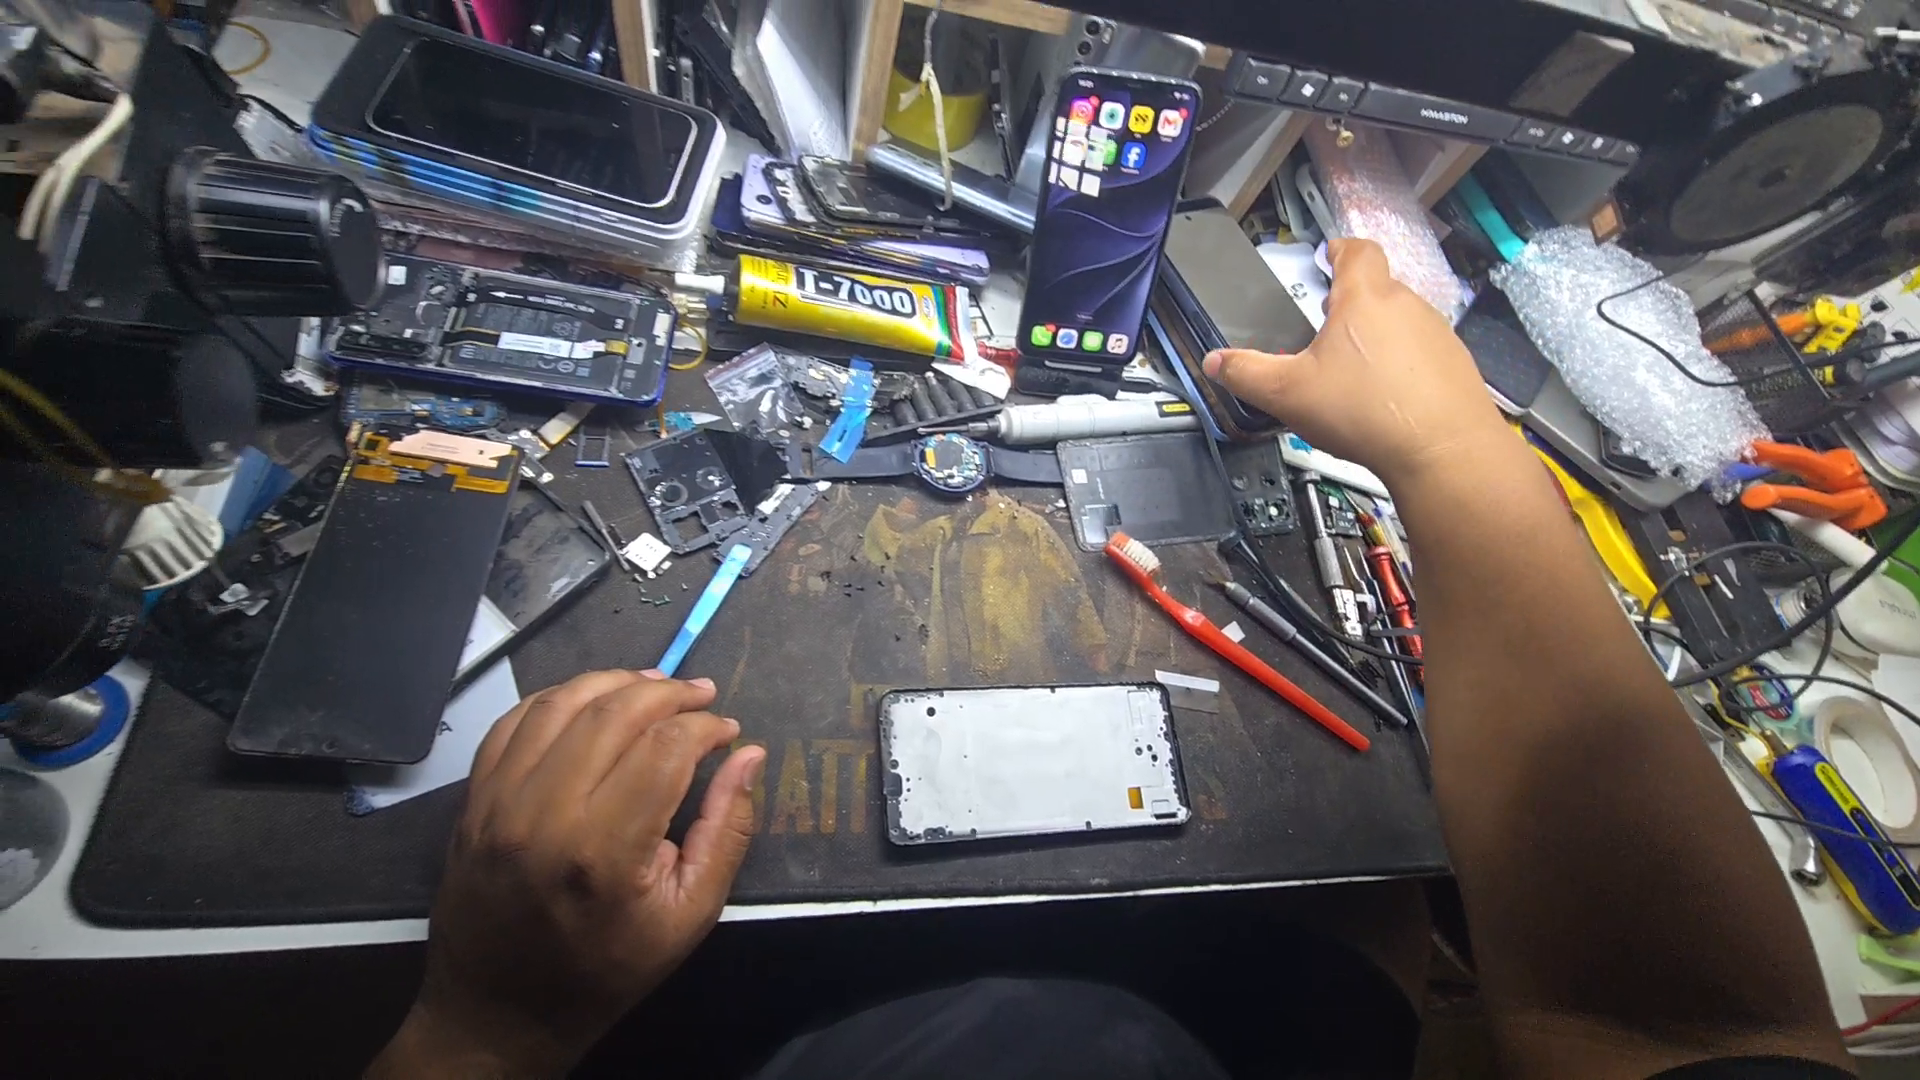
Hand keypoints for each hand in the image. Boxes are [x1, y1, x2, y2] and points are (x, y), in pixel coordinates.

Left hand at [372, 670, 767, 1076]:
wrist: (497, 1016)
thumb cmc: (607, 969)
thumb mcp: (691, 913)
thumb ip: (727, 828)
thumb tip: (750, 754)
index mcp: (605, 850)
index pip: (666, 747)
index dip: (706, 726)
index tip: (728, 732)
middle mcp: (544, 814)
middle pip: (615, 712)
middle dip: (671, 693)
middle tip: (703, 695)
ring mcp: (498, 803)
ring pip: (563, 703)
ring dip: (617, 682)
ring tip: (656, 686)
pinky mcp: (473, 800)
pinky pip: (515, 720)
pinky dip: (560, 697)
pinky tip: (593, 703)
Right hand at [1202, 237, 1510, 483]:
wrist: (1440, 449)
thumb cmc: (1362, 411)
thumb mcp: (1286, 394)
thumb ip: (1246, 373)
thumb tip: (1214, 361)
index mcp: (1364, 301)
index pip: (1357, 252)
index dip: (1340, 250)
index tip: (1328, 255)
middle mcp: (1406, 306)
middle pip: (1376, 287)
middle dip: (1349, 301)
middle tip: (1323, 323)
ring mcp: (1436, 334)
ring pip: (1398, 319)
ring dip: (1372, 333)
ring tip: (1347, 366)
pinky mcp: (1453, 364)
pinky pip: (1418, 351)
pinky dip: (1396, 362)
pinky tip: (1379, 394)